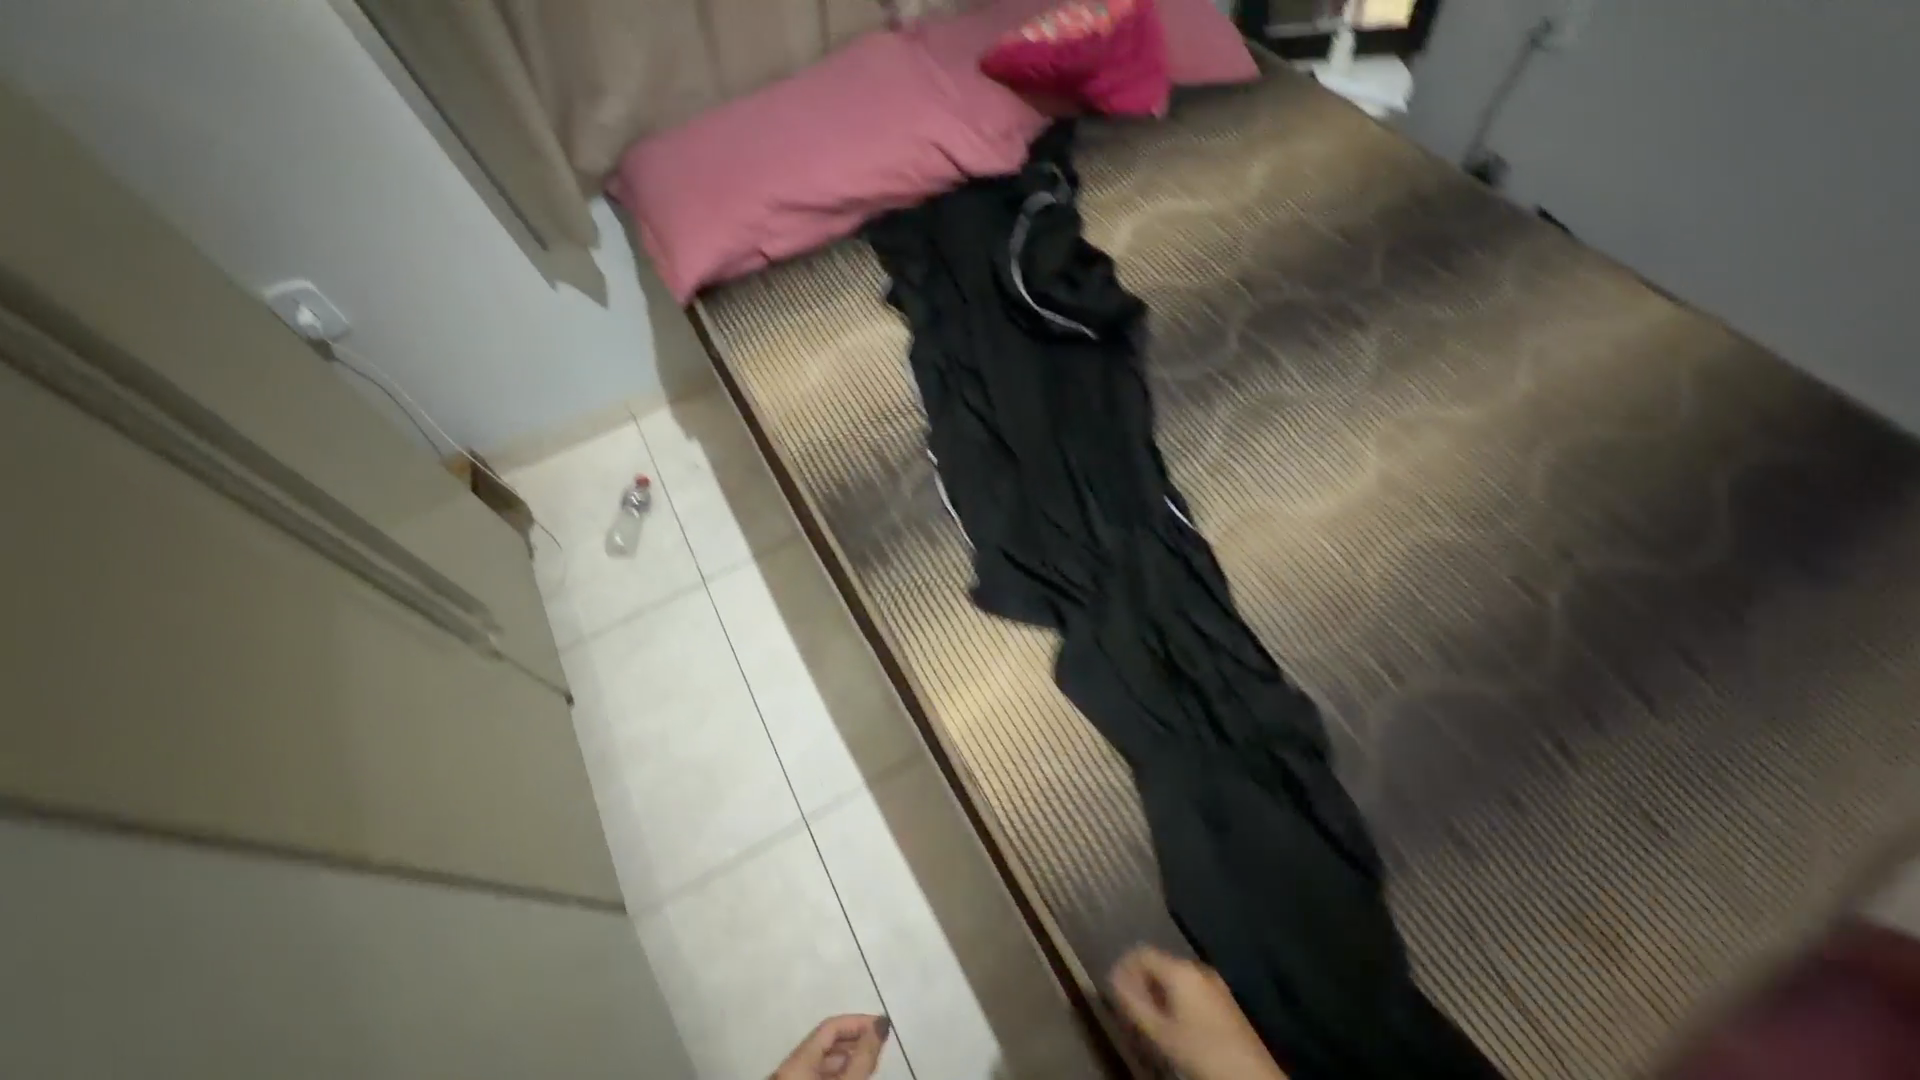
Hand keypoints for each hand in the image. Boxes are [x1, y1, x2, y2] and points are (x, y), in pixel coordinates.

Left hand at [770, 1014, 891, 1079]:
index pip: (830, 1025)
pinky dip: (839, 1072)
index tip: (883, 1025)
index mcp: (797, 1057)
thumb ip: (863, 1055)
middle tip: (880, 1044)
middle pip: (826, 1042)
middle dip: (856, 1040)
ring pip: (823, 1061)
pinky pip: (819, 1073)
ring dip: (848, 1058)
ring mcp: (791, 1078)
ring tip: (871, 1061)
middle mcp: (789, 1065)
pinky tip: (854, 1075)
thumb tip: (881, 1023)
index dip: (858, 1021)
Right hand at [1110, 946, 1286, 1079]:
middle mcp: (1198, 968)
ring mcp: (1214, 982)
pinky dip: (1176, 999)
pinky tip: (1175, 1024)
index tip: (1113, 988)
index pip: (1142, 952)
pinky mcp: (1224, 998)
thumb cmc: (1201, 1051)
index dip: (1123, 966)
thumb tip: (1113, 979)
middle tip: (1130, 1008)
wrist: (1250, 1075)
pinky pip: (1191, 988)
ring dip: (1158, 993)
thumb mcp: (1160, 1032)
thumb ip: (1133, 1003)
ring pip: (1175, 978)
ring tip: (1150, 1019)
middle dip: (1141, 982)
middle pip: (1159, 964)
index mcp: (1181, 970)